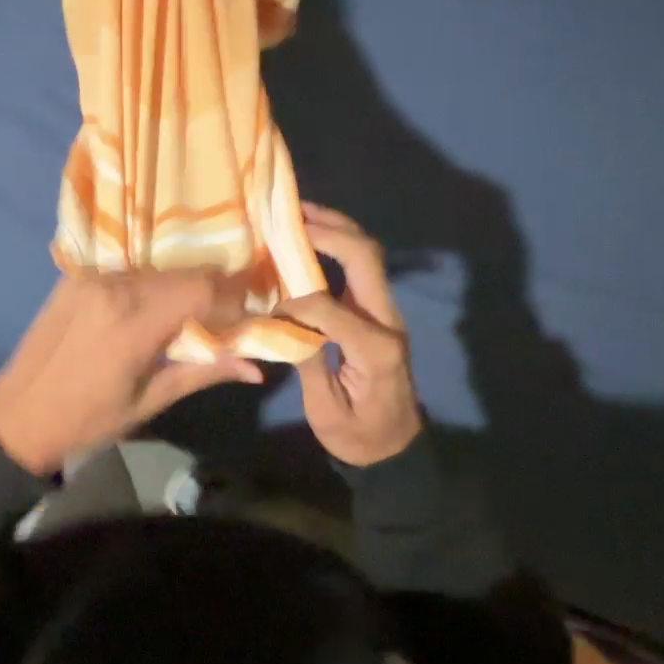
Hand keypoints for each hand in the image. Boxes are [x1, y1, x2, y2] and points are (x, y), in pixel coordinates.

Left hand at [0, 270, 264, 475]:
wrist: (17, 414)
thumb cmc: (87, 420)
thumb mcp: (149, 402)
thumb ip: (203, 373)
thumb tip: (257, 367)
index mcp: (133, 325)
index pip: (200, 289)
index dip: (231, 297)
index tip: (248, 311)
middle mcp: (114, 288)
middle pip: (182, 273)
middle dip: (211, 289)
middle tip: (227, 312)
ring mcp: (92, 277)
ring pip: (156, 268)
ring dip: (180, 284)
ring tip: (191, 310)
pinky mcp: (76, 275)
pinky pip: (128, 270)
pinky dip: (149, 283)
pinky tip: (153, 304)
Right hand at [277, 204, 422, 466]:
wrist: (398, 449)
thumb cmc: (360, 437)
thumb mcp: (327, 413)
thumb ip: (306, 363)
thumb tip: (277, 322)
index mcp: (376, 348)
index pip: (330, 306)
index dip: (294, 301)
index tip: (265, 306)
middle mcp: (387, 319)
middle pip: (366, 257)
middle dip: (329, 230)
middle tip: (289, 215)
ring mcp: (386, 311)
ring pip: (368, 253)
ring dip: (336, 228)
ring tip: (299, 213)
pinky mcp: (377, 310)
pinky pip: (362, 265)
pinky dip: (337, 243)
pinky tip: (309, 237)